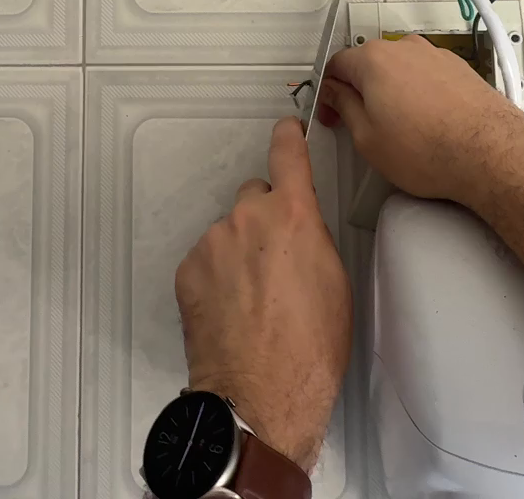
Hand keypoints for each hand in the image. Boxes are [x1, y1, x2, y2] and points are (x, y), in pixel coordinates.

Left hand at [174, 116, 350, 472]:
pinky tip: (229, 311)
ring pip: (229, 233)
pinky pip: (207, 259)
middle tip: (274, 263)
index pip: (287, 155)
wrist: (261, 395)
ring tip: (251, 300)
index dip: (287, 136)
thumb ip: (311, 238)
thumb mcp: (334, 282)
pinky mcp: (189, 267)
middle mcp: (249, 217)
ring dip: (239, 252)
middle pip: (255, 198)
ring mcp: (214, 241)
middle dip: (264, 220)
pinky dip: (217, 276)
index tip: (286, 128)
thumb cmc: (311, 347)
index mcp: (293, 216)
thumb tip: (296, 230)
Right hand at [317, 34, 523, 208]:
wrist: (492, 154)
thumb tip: (337, 95)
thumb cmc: (433, 149)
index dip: (328, 93)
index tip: (332, 112)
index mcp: (373, 60)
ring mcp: (435, 56)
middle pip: (368, 63)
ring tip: (400, 128)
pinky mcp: (459, 69)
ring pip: (399, 69)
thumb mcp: (367, 138)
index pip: (336, 66)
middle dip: (359, 90)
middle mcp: (404, 49)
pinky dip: (420, 94)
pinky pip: (427, 76)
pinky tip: (426, 124)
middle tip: (361, 122)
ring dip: (391, 92)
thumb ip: (344, 108)